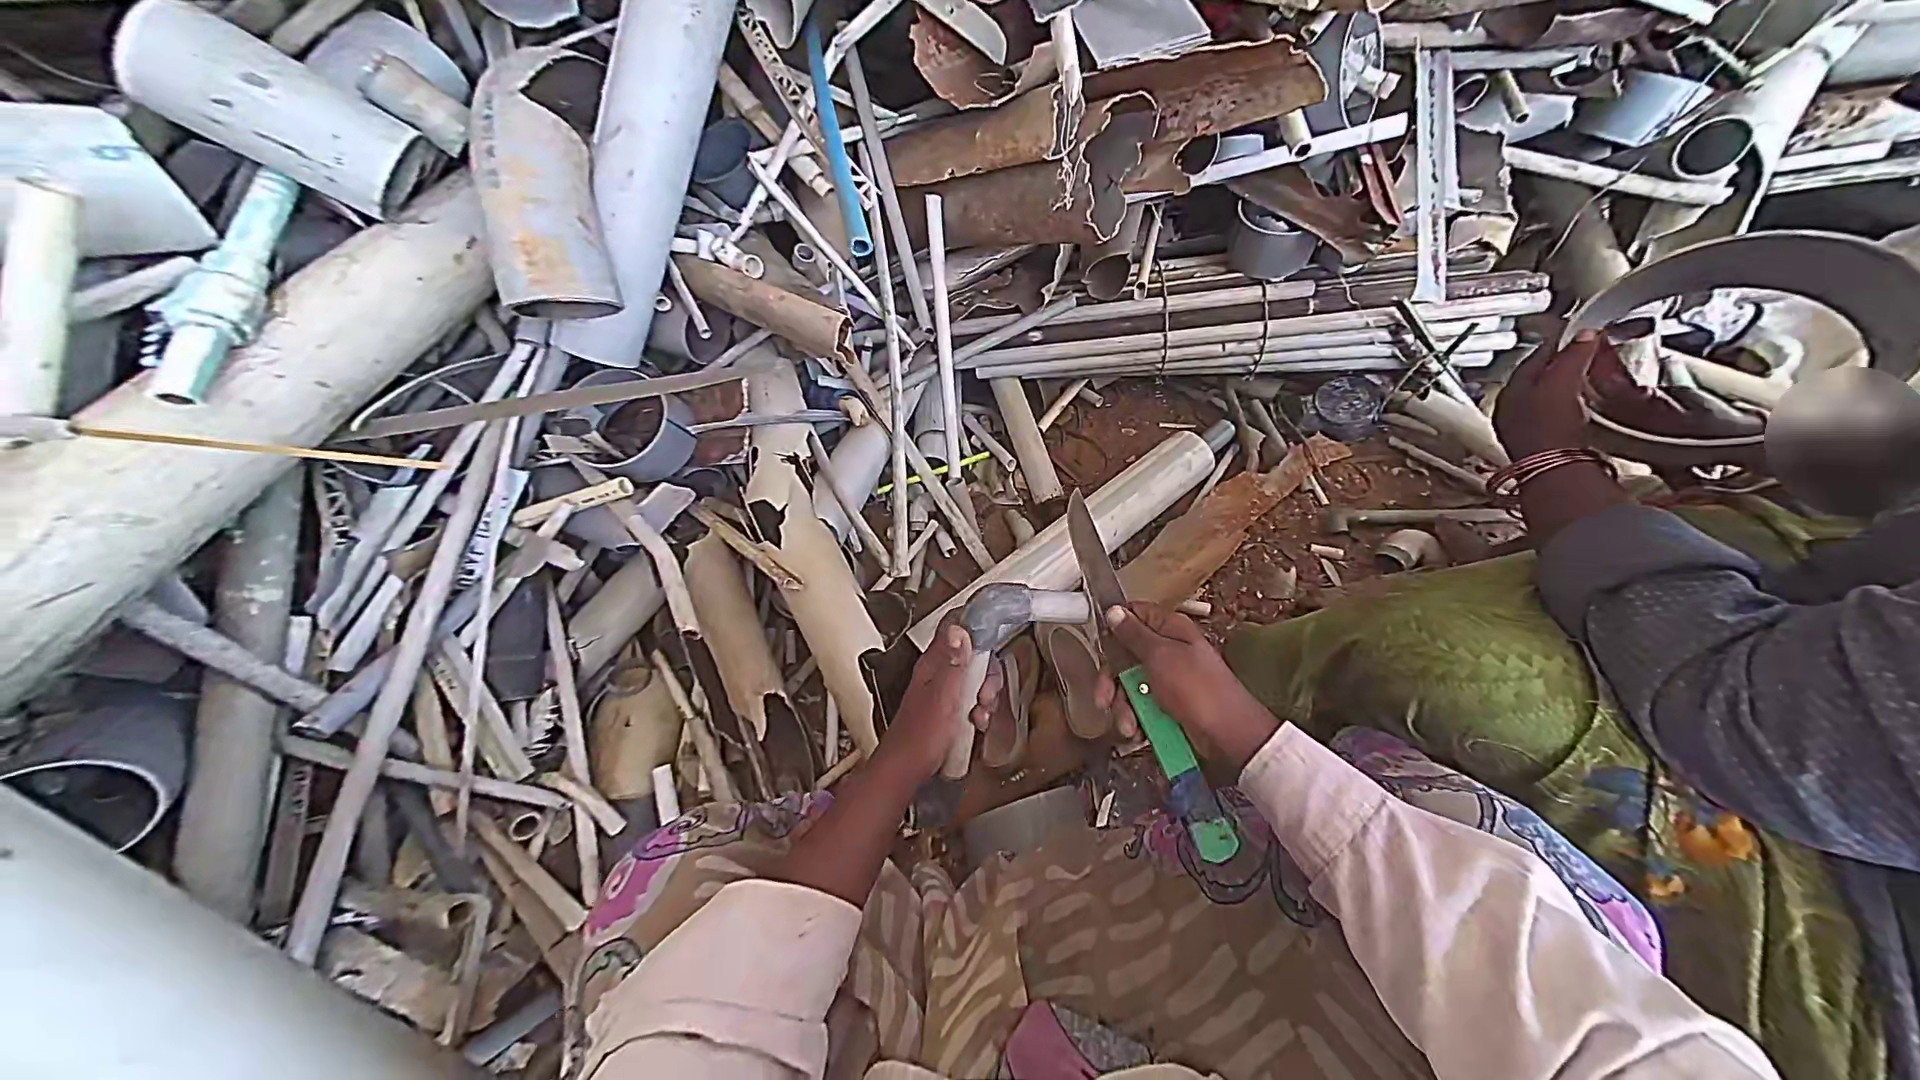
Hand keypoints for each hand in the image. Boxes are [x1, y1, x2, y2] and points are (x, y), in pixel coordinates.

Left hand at [883, 617, 985, 780]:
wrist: (906, 769)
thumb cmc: (919, 737)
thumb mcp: (944, 696)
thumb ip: (954, 664)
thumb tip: (959, 631)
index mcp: (933, 665)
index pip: (955, 632)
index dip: (976, 634)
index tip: (989, 650)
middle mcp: (937, 674)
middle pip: (973, 658)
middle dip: (987, 676)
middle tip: (984, 694)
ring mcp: (942, 692)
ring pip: (975, 681)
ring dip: (985, 697)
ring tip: (979, 713)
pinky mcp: (948, 711)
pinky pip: (971, 702)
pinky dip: (979, 712)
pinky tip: (976, 724)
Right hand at [1093, 602, 1280, 771]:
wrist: (1228, 735)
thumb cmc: (1198, 689)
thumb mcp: (1161, 656)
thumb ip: (1134, 634)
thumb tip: (1114, 611)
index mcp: (1169, 629)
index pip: (1133, 614)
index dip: (1114, 627)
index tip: (1100, 644)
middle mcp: (1167, 649)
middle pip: (1124, 655)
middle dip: (1112, 680)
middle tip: (1105, 698)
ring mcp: (1166, 677)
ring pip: (1129, 684)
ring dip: (1123, 706)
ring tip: (1130, 725)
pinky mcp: (1166, 702)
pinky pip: (1140, 705)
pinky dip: (1136, 718)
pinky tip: (1138, 731)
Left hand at [1494, 331, 1603, 459]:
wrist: (1554, 465)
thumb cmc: (1549, 427)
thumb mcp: (1561, 383)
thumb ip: (1572, 357)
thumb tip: (1584, 337)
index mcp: (1510, 392)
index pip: (1534, 357)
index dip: (1559, 343)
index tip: (1579, 333)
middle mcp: (1510, 408)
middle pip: (1538, 376)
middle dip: (1562, 362)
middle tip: (1586, 352)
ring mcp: (1522, 426)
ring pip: (1545, 394)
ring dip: (1566, 382)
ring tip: (1587, 374)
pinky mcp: (1540, 440)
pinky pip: (1553, 412)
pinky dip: (1568, 402)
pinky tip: (1581, 404)